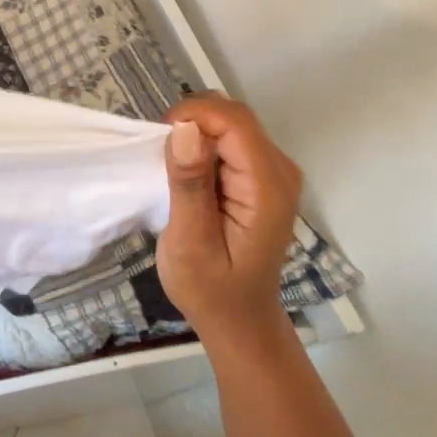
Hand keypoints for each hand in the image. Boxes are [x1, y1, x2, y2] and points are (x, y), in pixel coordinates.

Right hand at [156, 94, 301, 343]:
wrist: (237, 319)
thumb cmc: (209, 288)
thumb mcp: (190, 242)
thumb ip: (190, 185)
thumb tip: (185, 130)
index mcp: (266, 189)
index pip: (233, 122)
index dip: (192, 117)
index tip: (157, 141)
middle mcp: (280, 172)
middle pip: (235, 116)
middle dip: (191, 121)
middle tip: (158, 155)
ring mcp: (274, 174)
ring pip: (232, 124)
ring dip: (195, 132)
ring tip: (168, 166)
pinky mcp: (261, 178)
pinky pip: (231, 140)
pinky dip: (202, 144)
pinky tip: (185, 172)